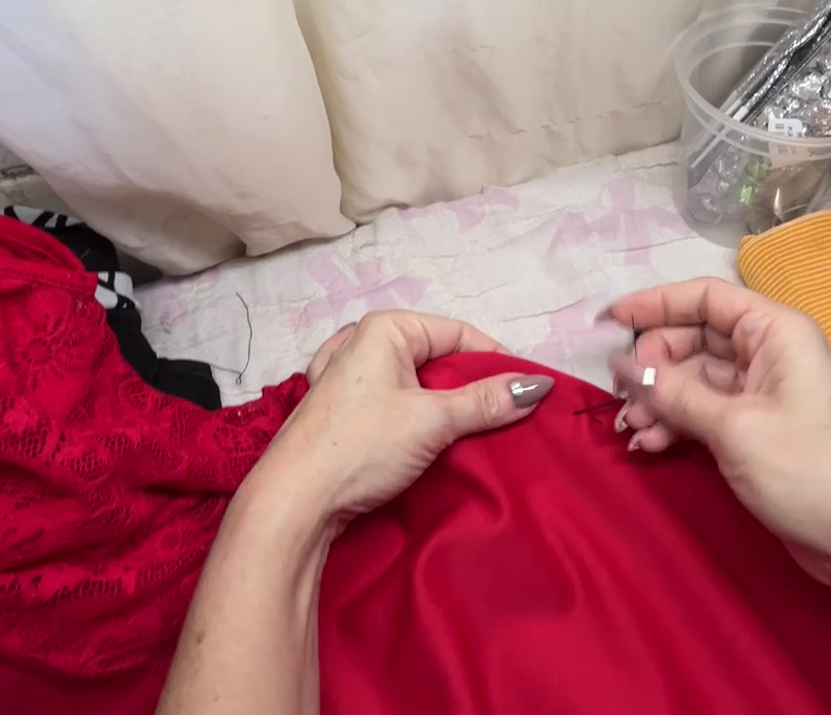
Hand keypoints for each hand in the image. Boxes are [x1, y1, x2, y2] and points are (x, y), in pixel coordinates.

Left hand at [243, 310, 555, 527]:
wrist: (292, 503)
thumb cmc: (361, 445)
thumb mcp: (432, 420)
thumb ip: (487, 401)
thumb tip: (538, 386)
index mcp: (384, 328)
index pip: (457, 332)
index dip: (495, 359)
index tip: (527, 391)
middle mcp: (363, 341)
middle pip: (437, 356)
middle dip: (471, 384)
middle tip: (506, 414)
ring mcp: (347, 375)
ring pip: (416, 380)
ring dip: (446, 403)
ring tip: (477, 429)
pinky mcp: (340, 409)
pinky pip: (393, 399)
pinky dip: (416, 413)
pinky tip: (429, 434)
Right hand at [606, 279, 830, 577]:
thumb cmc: (811, 471)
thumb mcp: (735, 427)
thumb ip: (673, 392)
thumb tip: (621, 367)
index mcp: (776, 331)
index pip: (705, 297)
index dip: (653, 303)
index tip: (610, 321)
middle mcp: (769, 351)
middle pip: (693, 339)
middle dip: (653, 367)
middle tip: (621, 395)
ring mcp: (762, 391)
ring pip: (694, 378)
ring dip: (659, 400)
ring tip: (633, 429)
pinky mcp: (756, 426)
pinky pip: (704, 409)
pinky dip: (676, 422)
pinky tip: (652, 444)